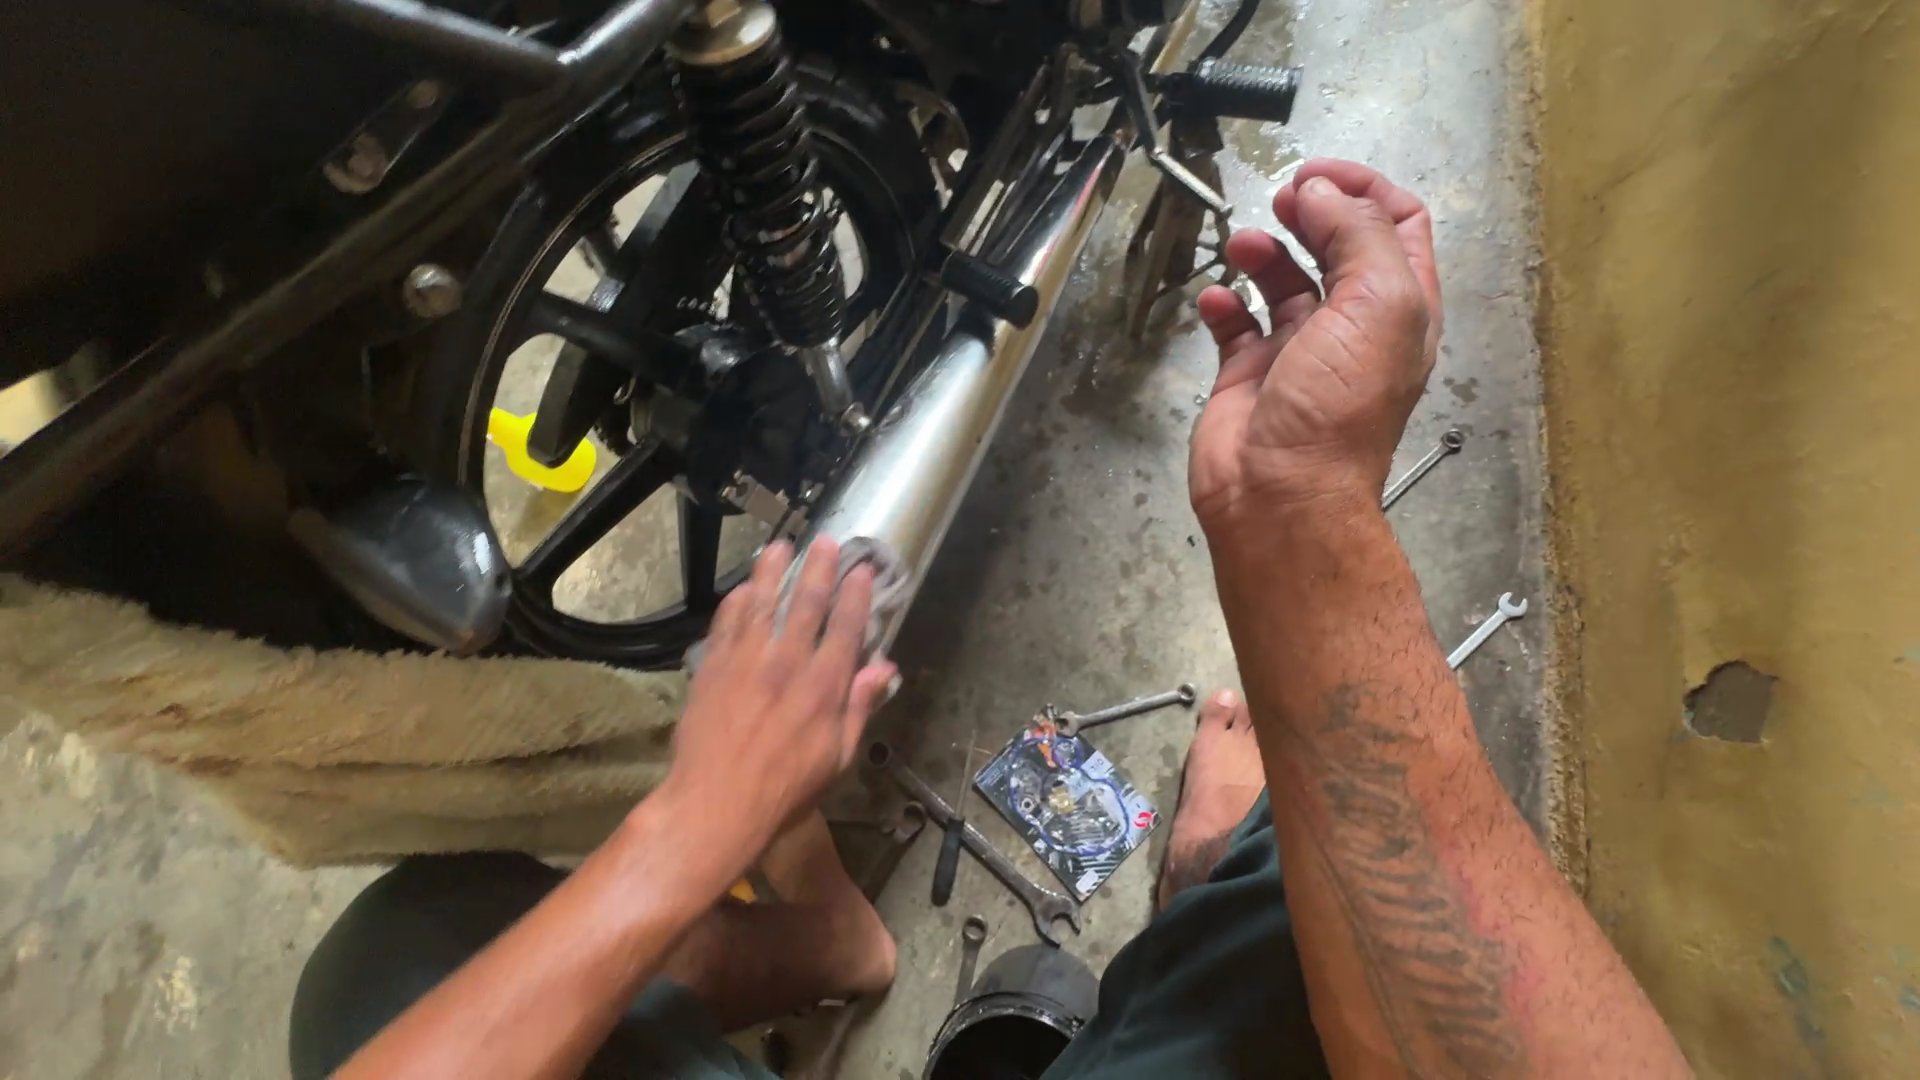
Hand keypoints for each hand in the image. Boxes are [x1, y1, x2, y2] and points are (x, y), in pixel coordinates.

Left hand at [660, 537, 896, 861]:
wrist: (715, 805)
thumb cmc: (786, 789)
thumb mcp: (838, 757)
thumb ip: (860, 707)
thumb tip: (884, 669)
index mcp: (824, 685)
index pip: (846, 627)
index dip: (856, 595)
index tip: (862, 570)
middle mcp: (787, 662)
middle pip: (806, 604)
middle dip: (819, 569)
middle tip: (826, 542)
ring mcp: (746, 661)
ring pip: (762, 603)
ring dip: (772, 571)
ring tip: (779, 546)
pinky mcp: (713, 668)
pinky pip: (726, 624)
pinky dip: (735, 602)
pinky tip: (742, 588)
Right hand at [1189, 160, 1442, 533]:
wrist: (1277, 490)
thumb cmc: (1336, 405)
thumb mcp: (1377, 305)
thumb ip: (1357, 234)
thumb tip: (1319, 195)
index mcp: (1398, 309)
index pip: (1396, 227)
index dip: (1363, 190)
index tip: (1317, 174)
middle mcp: (1350, 327)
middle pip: (1337, 248)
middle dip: (1312, 215)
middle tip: (1280, 198)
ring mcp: (1295, 351)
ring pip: (1282, 282)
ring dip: (1263, 254)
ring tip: (1243, 245)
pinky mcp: (1247, 375)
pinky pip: (1234, 327)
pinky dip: (1222, 306)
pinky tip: (1214, 300)